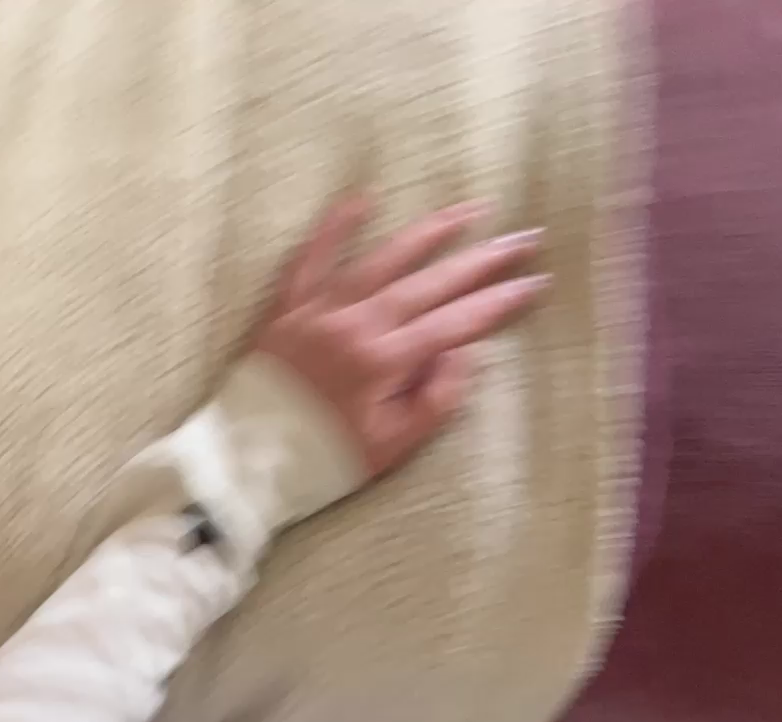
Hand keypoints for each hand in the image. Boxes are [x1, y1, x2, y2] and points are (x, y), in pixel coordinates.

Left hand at [255, 195, 547, 477]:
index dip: (499, 303)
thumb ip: (436, 399)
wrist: (245, 462)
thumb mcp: (390, 447)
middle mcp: (353, 326)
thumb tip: (464, 353)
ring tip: (467, 211)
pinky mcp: (283, 311)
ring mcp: (316, 313)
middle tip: (525, 239)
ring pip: (379, 261)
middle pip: (428, 285)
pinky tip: (360, 199)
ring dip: (426, 234)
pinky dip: (332, 229)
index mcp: (383, 362)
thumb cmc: (322, 460)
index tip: (536, 283)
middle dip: (481, 261)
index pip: (456, 323)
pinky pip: (308, 261)